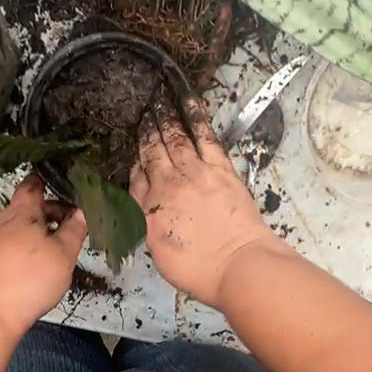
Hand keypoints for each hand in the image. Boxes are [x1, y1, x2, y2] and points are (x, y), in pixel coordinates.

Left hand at [0, 173, 88, 331]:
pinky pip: (18, 239)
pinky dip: (34, 240)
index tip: (68, 185)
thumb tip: (81, 212)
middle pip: (29, 204)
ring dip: (44, 226)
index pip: (33, 184)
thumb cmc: (32, 278)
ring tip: (64, 239)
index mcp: (22, 212)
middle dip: (52, 208)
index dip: (50, 181)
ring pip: (24, 223)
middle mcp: (6, 221)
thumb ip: (74, 230)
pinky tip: (46, 256)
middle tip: (74, 218)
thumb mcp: (63, 253)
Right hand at [128, 107, 289, 304]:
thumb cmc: (198, 270)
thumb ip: (149, 226)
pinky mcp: (221, 168)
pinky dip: (195, 116)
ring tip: (158, 105)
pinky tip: (188, 101)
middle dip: (146, 135)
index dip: (135, 167)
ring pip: (174, 140)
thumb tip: (147, 211)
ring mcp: (195, 173)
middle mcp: (168, 185)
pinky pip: (204, 135)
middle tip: (143, 116)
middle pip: (153, 155)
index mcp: (149, 209)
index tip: (135, 157)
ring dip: (165, 121)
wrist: (236, 264)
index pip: (136, 181)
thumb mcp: (159, 253)